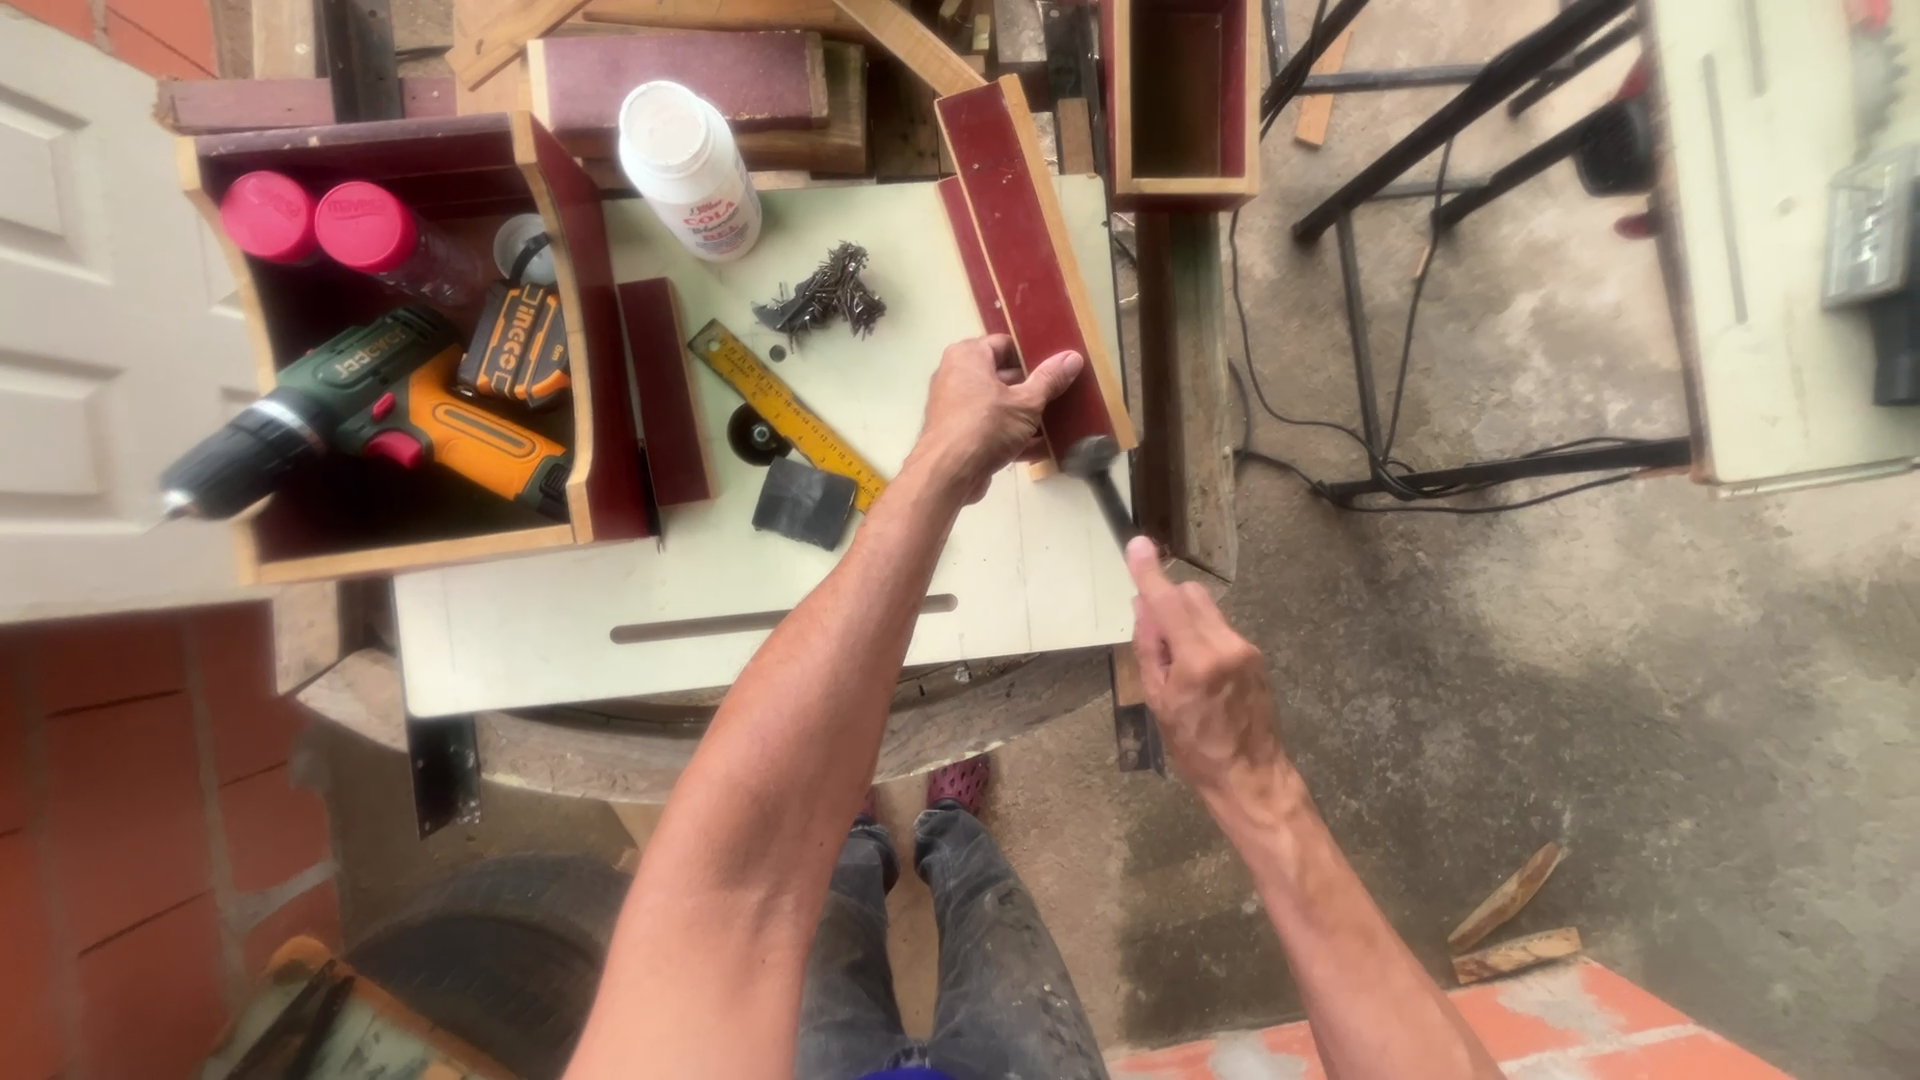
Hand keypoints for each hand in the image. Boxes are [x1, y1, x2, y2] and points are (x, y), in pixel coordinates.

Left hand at [912, 335, 1083, 503]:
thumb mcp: (1026, 402)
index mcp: (968, 356)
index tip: (1056, 366)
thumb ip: (1049, 380)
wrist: (949, 474)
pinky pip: (991, 429)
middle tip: (1062, 394)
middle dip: (1032, 389)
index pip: (1004, 345)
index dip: (1031, 355)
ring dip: (1025, 417)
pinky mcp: (959, 436)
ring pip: (998, 406)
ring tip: (1058, 421)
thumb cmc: (986, 425)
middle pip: (1002, 376)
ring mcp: (956, 408)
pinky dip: (1012, 437)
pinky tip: (1041, 449)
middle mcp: (956, 376)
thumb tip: (1073, 357)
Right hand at [1126, 536, 1283, 794]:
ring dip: (1185, 620)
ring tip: (1179, 664)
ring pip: (1206, 610)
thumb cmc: (1194, 747)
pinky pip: (1220, 628)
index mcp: (1197, 659)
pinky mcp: (1256, 655)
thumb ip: (1150, 648)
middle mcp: (1226, 645)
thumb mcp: (1158, 700)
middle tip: (1155, 638)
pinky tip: (1201, 672)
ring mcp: (1246, 649)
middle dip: (1168, 601)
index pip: (1167, 603)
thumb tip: (1143, 606)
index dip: (1149, 573)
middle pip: (1191, 594)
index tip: (1137, 545)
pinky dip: (1202, 635)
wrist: (1250, 776)